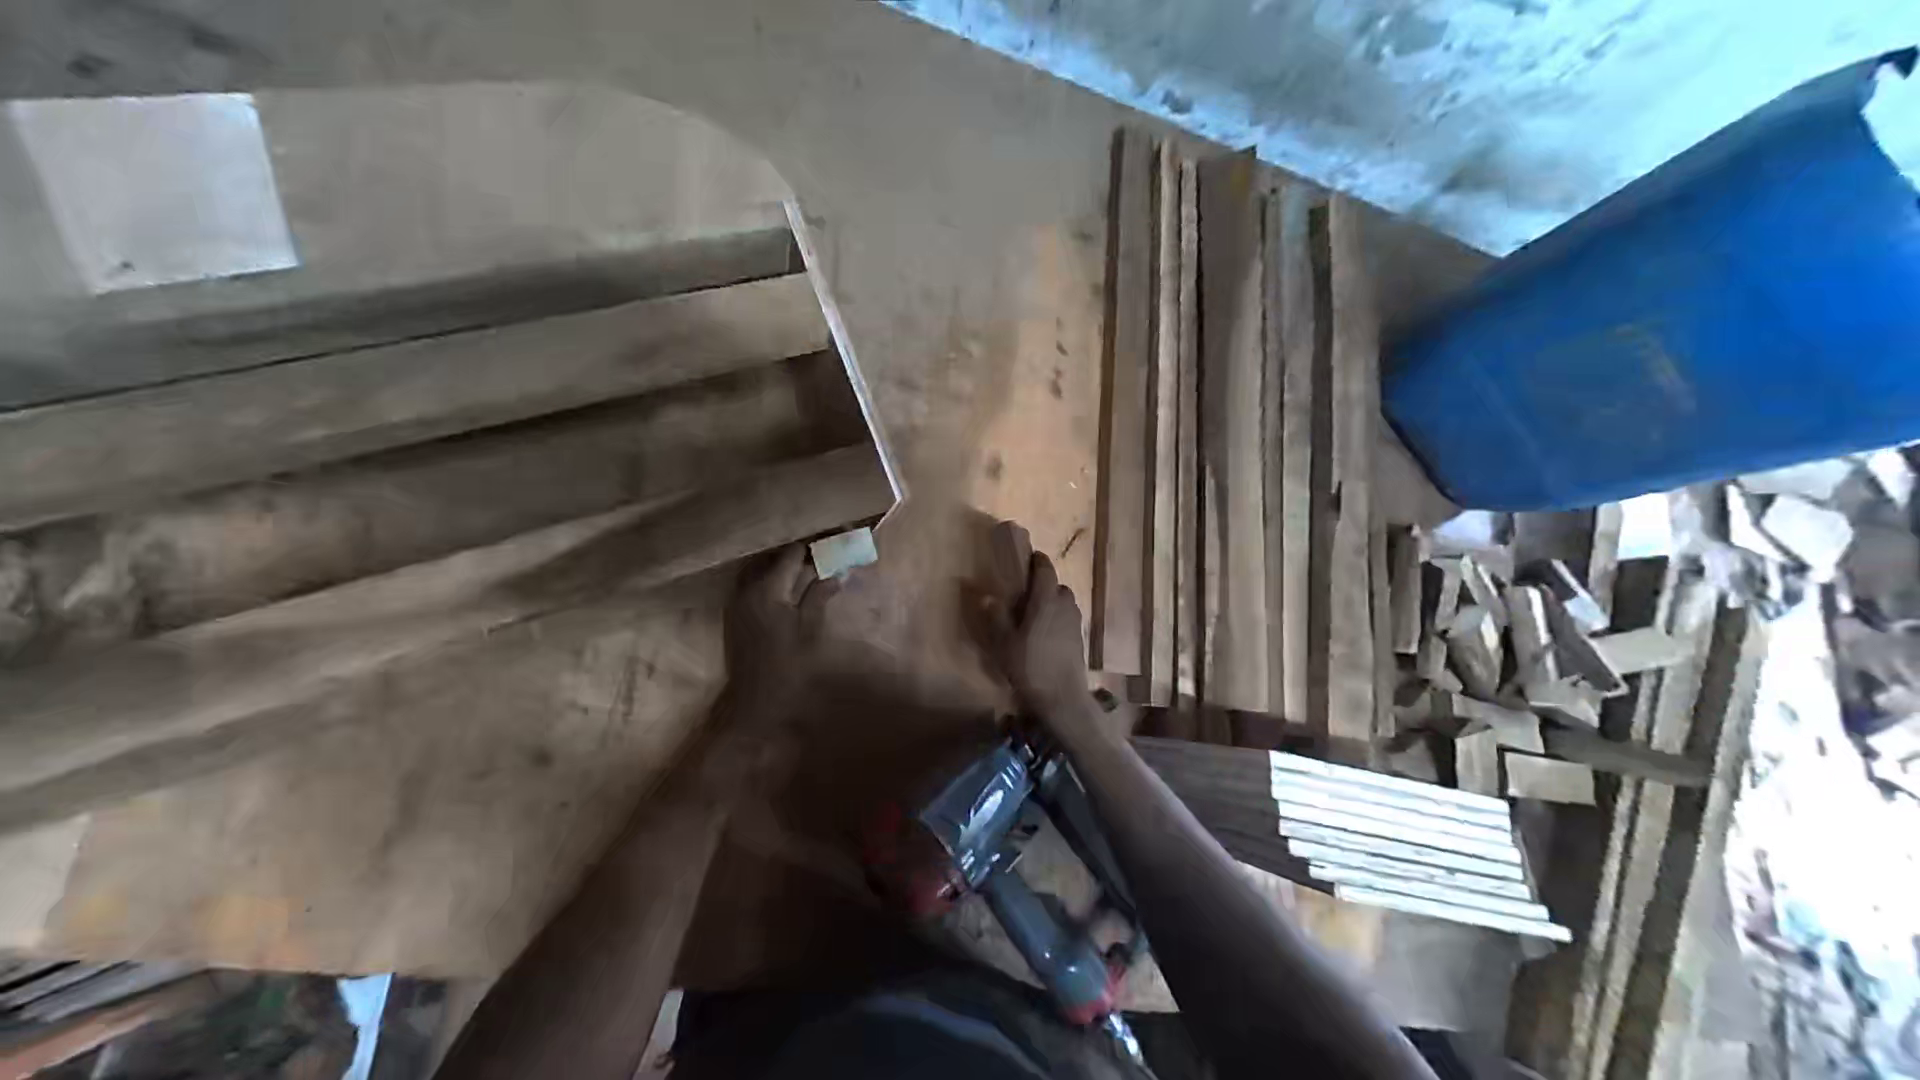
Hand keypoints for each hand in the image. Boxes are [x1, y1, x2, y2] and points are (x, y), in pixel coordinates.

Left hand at [725, 544, 839, 702]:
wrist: (753, 700)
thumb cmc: (787, 667)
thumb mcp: (810, 630)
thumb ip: (819, 597)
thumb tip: (836, 574)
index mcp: (768, 589)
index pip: (790, 554)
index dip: (812, 549)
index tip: (831, 548)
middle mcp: (747, 588)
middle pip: (773, 558)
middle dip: (798, 557)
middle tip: (823, 561)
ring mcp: (736, 600)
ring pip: (760, 569)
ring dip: (782, 568)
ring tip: (807, 574)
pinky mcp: (733, 612)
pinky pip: (751, 584)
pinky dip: (770, 580)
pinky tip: (788, 591)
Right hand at [1002, 531, 1092, 720]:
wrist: (1062, 697)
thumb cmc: (1029, 665)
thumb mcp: (1004, 642)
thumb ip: (996, 617)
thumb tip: (986, 596)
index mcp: (1046, 600)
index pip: (1045, 569)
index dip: (1038, 561)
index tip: (1030, 557)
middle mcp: (1065, 605)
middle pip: (1057, 585)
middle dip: (1044, 583)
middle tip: (1026, 591)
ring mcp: (1075, 622)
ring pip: (1065, 602)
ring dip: (1053, 601)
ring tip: (1035, 612)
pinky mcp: (1079, 638)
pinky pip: (1068, 618)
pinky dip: (1058, 617)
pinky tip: (1045, 632)